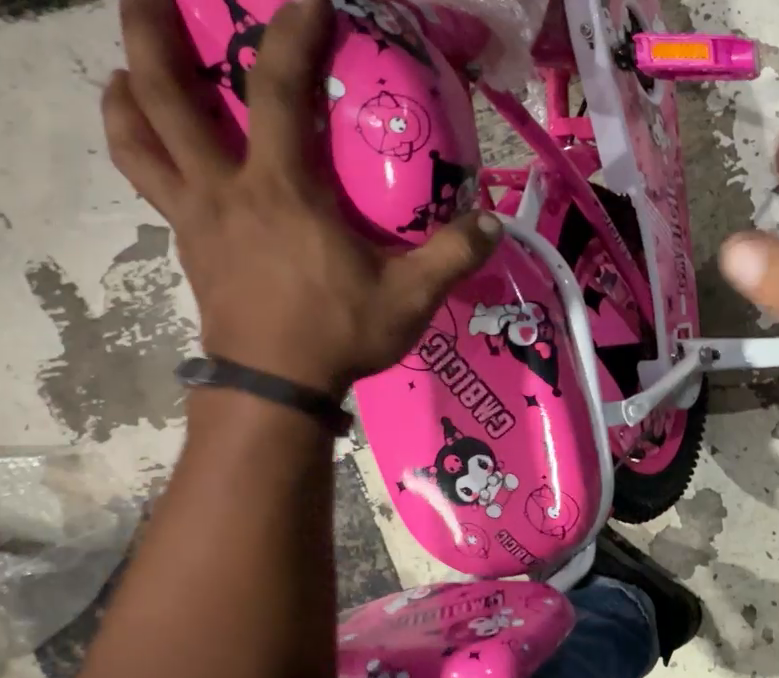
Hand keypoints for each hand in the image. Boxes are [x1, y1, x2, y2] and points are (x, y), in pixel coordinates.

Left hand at [105, 0, 497, 397]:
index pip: (276, 95)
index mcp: (284, 192)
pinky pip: (147, 174)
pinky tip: (149, 134)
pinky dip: (136, 140)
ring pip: (137, 132)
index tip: (305, 1)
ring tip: (133, 61)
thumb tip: (494, 224)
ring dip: (127, 85)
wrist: (276, 381)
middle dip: (154, 33)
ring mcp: (195, 211)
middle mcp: (225, 187)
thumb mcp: (412, 297)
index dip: (291, 39)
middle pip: (168, 94)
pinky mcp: (187, 237)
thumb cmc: (342, 332)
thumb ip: (452, 255)